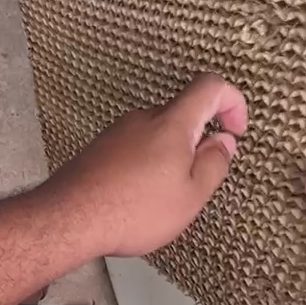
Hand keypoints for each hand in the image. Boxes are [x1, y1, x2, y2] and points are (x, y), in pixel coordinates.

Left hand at [40, 74, 247, 257]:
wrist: (69, 219)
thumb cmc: (133, 210)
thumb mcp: (190, 195)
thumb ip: (214, 163)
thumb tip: (224, 142)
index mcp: (172, 123)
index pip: (209, 86)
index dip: (232, 101)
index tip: (235, 130)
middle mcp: (142, 119)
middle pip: (182, 113)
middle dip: (199, 139)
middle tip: (199, 178)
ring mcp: (117, 132)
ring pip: (157, 133)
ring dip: (171, 156)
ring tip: (164, 196)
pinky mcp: (99, 148)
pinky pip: (135, 147)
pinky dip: (147, 164)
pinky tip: (139, 196)